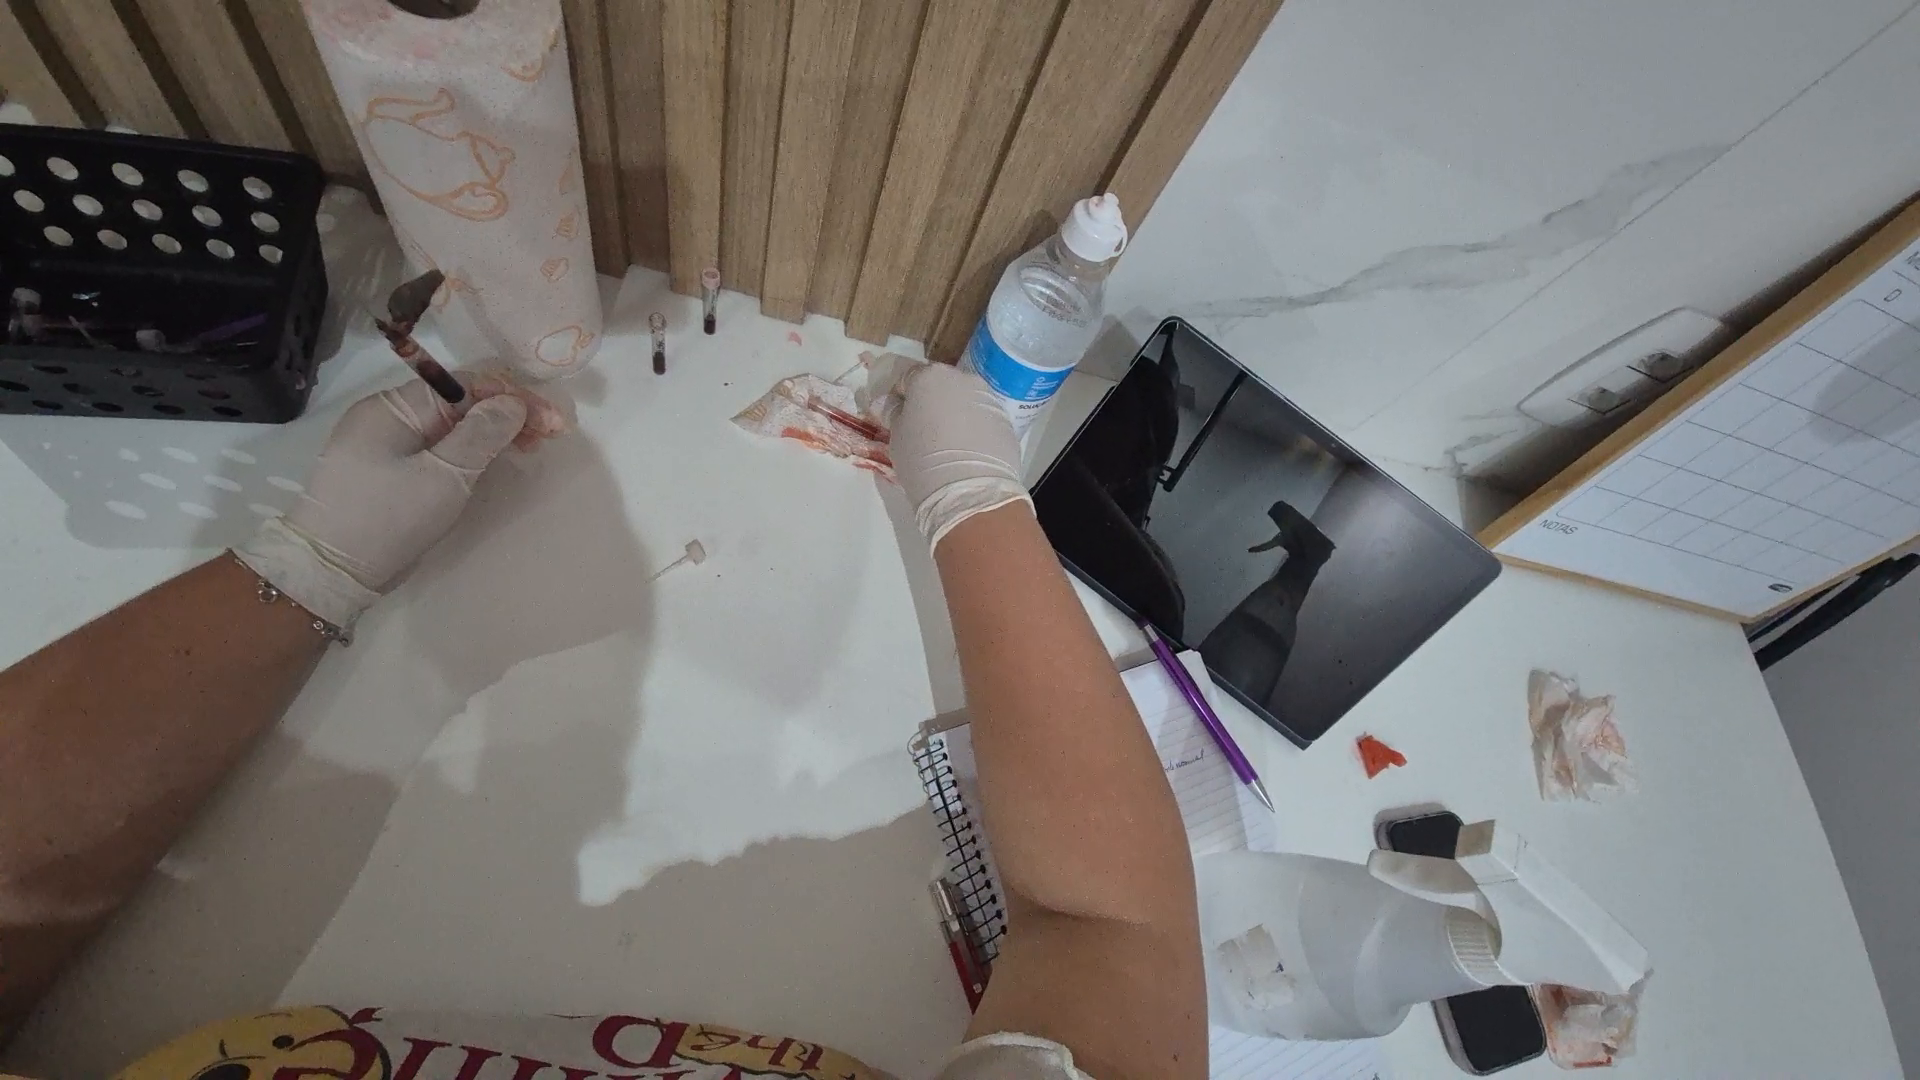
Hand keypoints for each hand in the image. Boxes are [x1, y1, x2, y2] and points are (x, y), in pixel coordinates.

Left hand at [235, 374, 541, 628]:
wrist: (333, 569)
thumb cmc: (390, 517)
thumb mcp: (446, 475)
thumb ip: (482, 434)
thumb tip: (513, 402)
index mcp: (395, 407)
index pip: (467, 384)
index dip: (514, 397)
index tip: (552, 421)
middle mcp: (390, 415)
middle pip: (462, 401)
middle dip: (510, 413)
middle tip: (551, 435)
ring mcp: (390, 442)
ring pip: (455, 423)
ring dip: (497, 431)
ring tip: (531, 447)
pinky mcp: (394, 467)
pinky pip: (443, 444)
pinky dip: (476, 448)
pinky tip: (497, 459)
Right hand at [890, 362, 1029, 549]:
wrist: (970, 489)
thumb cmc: (922, 459)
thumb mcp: (896, 436)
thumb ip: (893, 412)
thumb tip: (888, 402)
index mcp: (929, 376)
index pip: (908, 377)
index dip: (900, 396)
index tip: (896, 416)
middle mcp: (962, 379)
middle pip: (941, 386)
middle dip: (931, 403)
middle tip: (922, 432)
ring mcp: (989, 399)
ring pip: (965, 402)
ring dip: (955, 416)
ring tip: (948, 447)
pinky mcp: (1006, 422)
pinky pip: (983, 421)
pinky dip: (975, 431)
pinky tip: (968, 454)